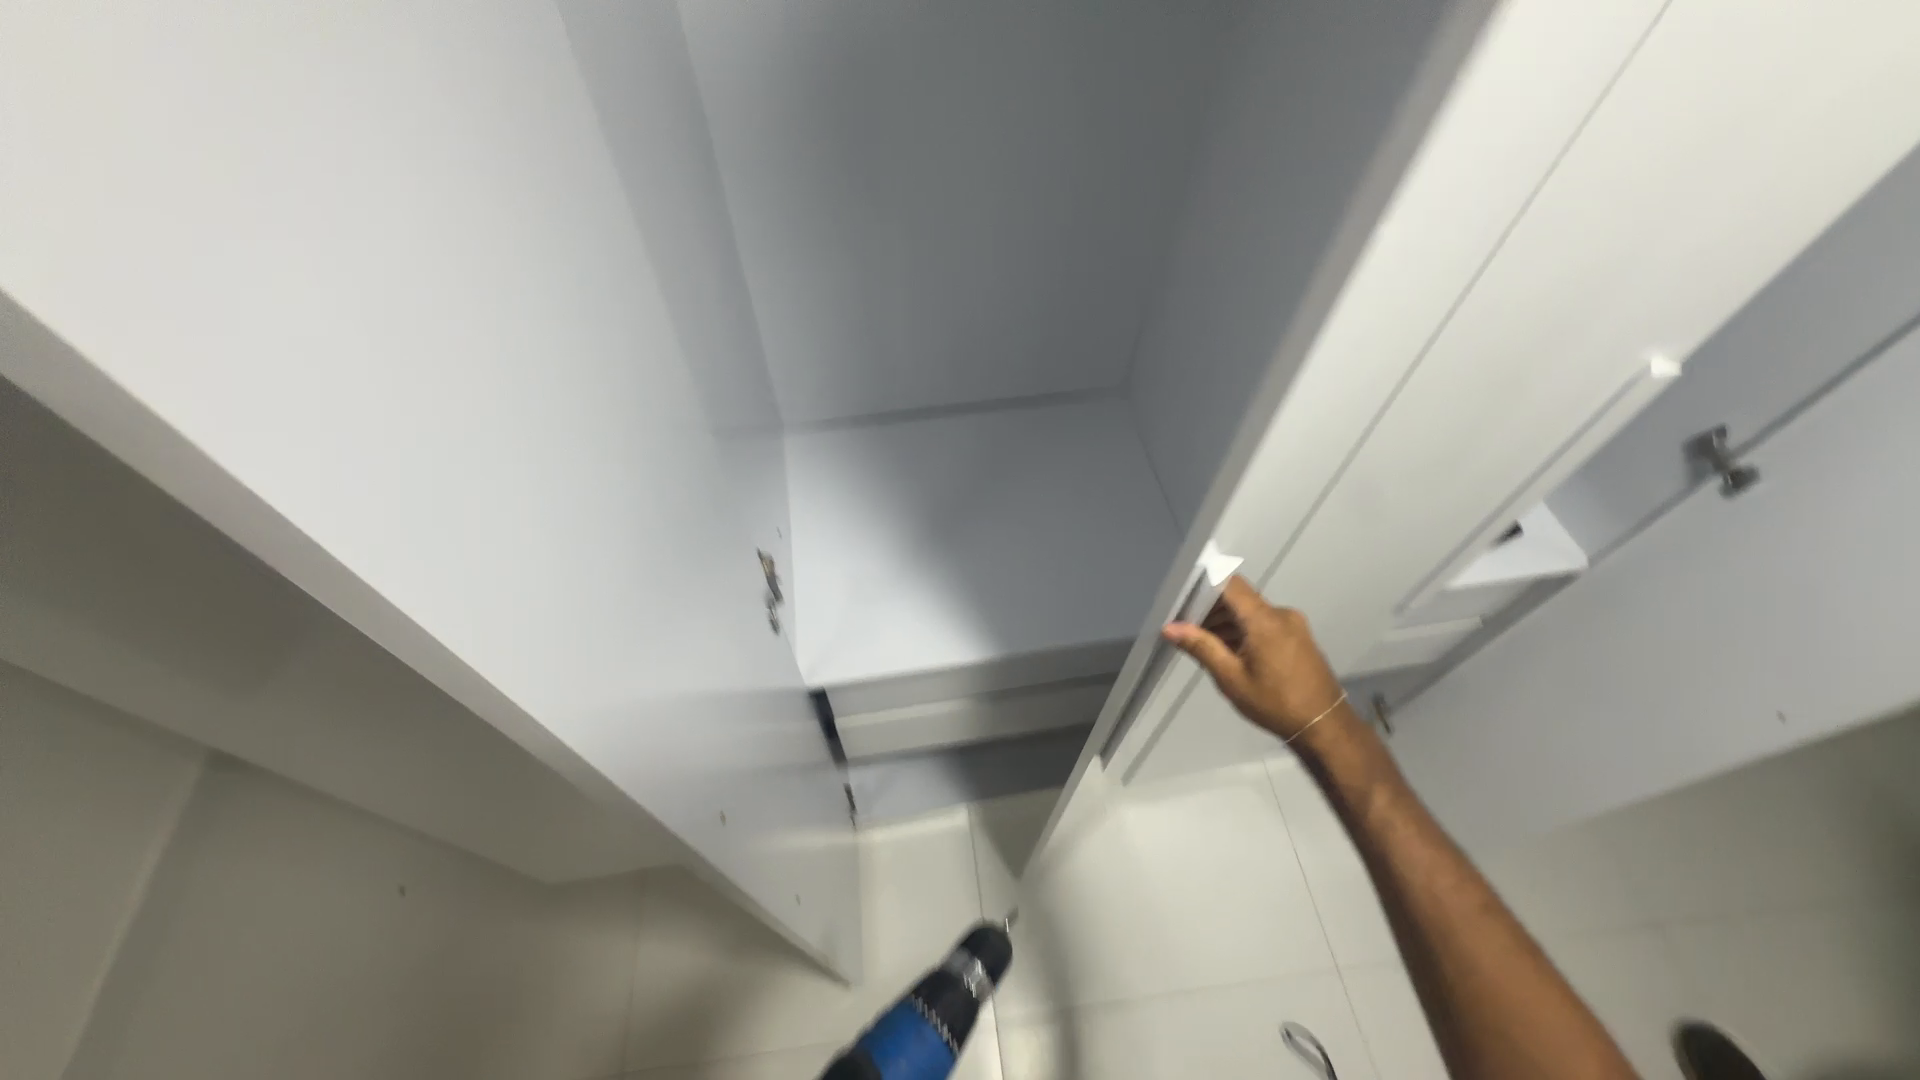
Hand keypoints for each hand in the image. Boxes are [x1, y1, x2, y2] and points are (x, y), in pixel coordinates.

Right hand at [1161, 576, 1348, 743]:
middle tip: (1186, 628)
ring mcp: (1293, 624)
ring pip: (1251, 611)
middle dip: (1211, 610)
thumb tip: (1170, 628)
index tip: (1182, 600)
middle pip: (1239, 598)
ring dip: (1227, 623)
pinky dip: (1245, 631)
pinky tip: (1231, 653)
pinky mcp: (1298, 636)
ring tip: (1205, 645)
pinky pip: (1265, 623)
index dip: (1203, 585)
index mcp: (1264, 619)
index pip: (1229, 583)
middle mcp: (1281, 614)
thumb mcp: (1231, 678)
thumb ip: (1201, 647)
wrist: (1325, 726)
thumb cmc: (1274, 703)